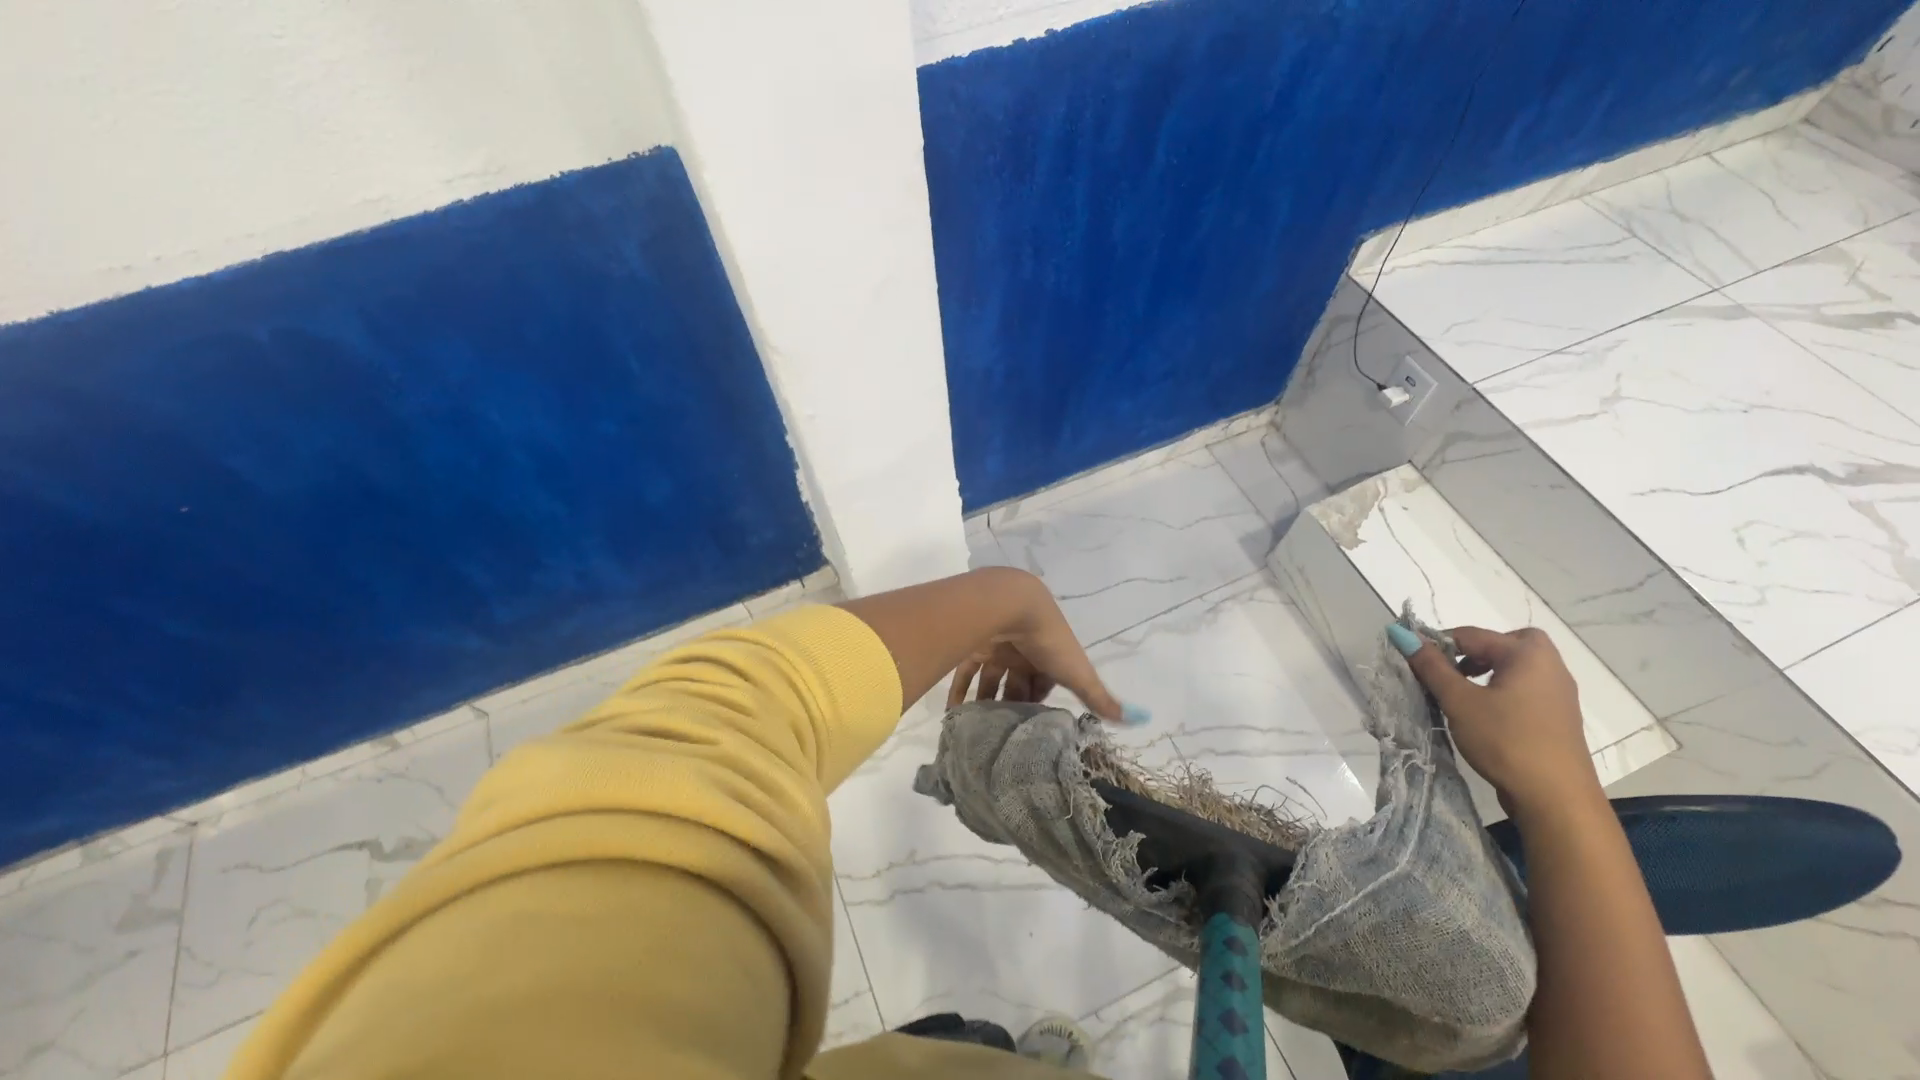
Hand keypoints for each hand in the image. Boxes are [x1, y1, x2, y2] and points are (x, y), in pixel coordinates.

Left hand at [945, 580, 1123, 722]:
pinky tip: (954, 715)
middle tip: (1002, 736)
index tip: (1033, 733)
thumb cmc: (1048, 641)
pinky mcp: (974, 645)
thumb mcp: (1077, 673)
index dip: (1040, 706)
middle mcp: (1023, 651)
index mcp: (1049, 656)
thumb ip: (1099, 698)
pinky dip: (960, 692)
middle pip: (1016, 684)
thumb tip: (1137, 719)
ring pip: (990, 679)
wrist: (1011, 605)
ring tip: (978, 731)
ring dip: (984, 703)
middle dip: (1011, 708)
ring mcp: (997, 647)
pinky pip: (965, 672)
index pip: (1044, 685)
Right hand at [1397, 625, 1599, 814]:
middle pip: (1505, 643)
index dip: (1437, 644)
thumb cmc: (1505, 740)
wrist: (1556, 797)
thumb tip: (1402, 634)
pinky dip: (1504, 690)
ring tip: (1464, 696)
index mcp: (1526, 654)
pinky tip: (1487, 716)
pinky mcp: (1559, 716)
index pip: (1471, 635)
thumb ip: (1432, 667)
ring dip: (1488, 671)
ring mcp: (1559, 692)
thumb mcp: (1459, 702)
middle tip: (1451, 673)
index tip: (1413, 663)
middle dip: (1474, 652)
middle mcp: (1549, 665)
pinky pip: (1527, 688)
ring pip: (1517, 666)